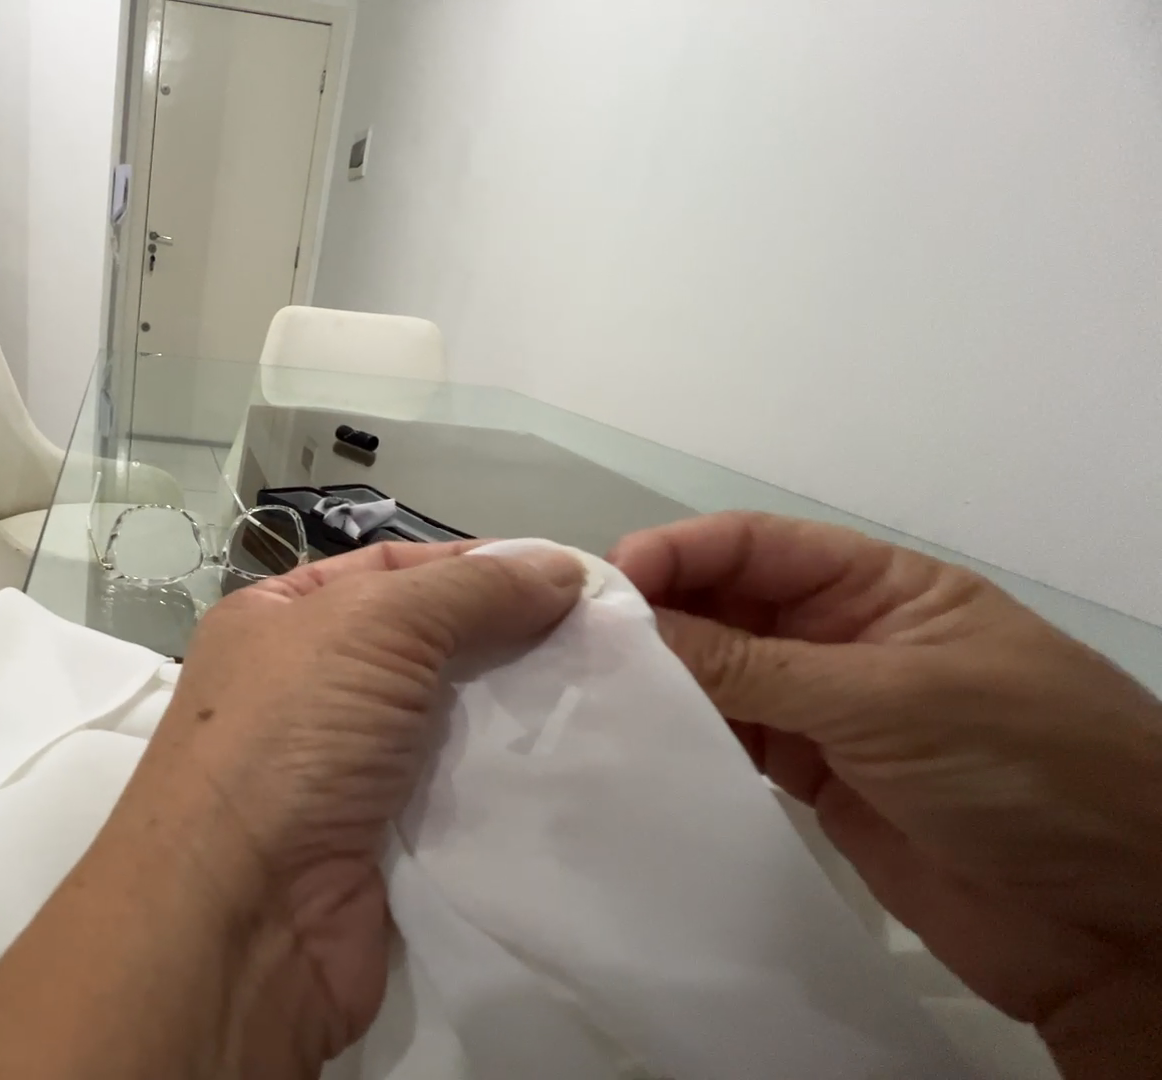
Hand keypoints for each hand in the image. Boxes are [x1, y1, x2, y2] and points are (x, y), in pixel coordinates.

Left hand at [110, 541, 584, 1068]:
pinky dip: (506, 777)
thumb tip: (558, 567)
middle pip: (423, 643)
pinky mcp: (380, 834)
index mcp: (277, 617)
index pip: (387, 568)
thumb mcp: (369, 626)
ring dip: (515, 710)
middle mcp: (305, 684)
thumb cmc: (289, 735)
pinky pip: (456, 788)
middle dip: (504, 637)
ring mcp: (341, 763)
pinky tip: (575, 763)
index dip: (470, 564)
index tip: (561, 575)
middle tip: (601, 637)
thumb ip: (466, 590)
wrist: (242, 913)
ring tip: (603, 694)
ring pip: (445, 718)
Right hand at [610, 512, 1161, 1076]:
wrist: (1125, 932)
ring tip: (585, 682)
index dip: (674, 552)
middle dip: (653, 611)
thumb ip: (747, 664)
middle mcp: (833, 633)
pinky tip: (627, 729)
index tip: (607, 585)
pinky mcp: (798, 766)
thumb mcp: (886, 698)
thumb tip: (625, 628)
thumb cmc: (1027, 773)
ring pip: (710, 666)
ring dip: (655, 671)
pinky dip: (674, 725)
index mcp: (874, 587)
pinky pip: (718, 728)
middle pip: (719, 600)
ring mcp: (814, 702)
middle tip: (576, 637)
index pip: (750, 544)